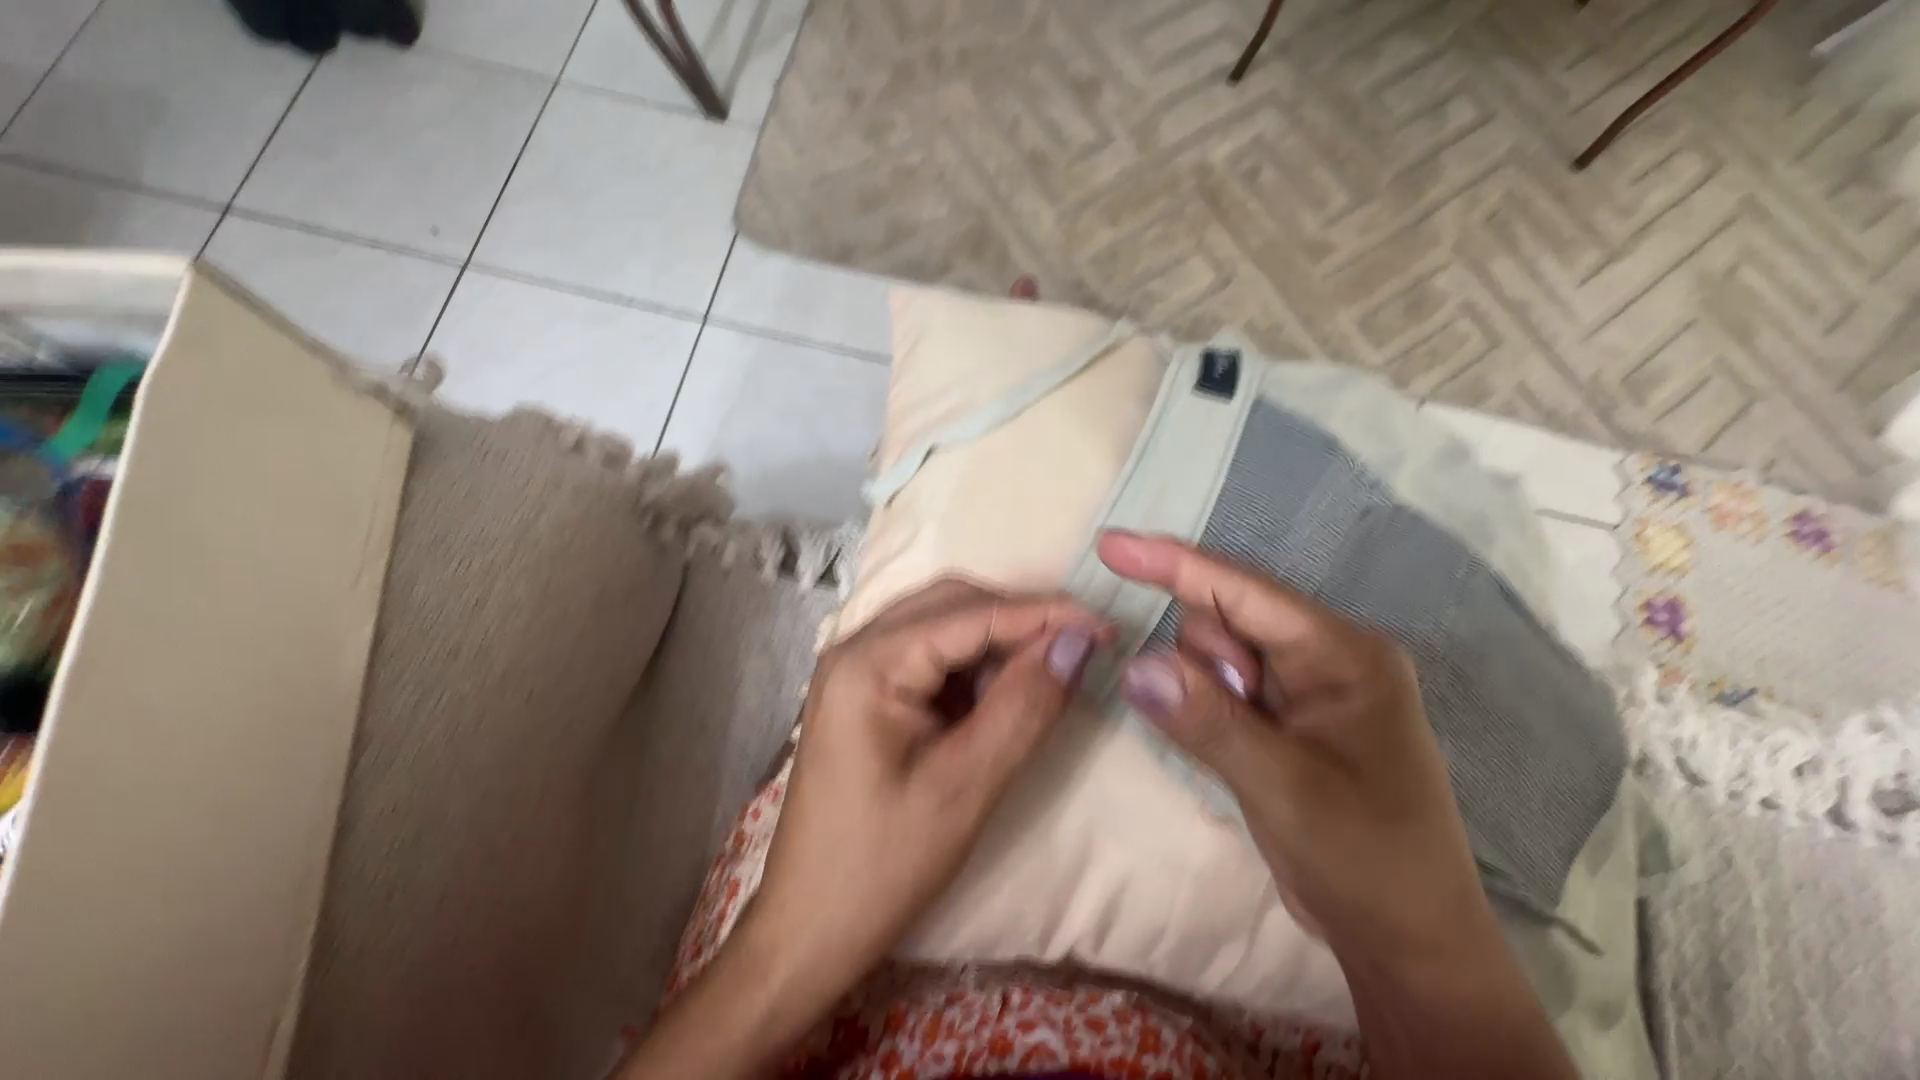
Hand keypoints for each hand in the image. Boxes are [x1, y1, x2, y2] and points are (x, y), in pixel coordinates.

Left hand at [746, 578, 1102, 1002]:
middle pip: (952, 604)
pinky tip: (1002, 692)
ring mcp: (853, 669)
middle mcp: (853, 647)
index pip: (971, 613)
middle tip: (1082, 648)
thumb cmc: (884, 863)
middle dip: (1020, 619)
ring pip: (941, 625)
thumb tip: (1079, 641)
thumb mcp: (967, 785)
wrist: (811, 925)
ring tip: (1049, 670)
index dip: (1044, 613)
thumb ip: (1025, 705)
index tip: (1108, 626)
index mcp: (868, 663)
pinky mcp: (862, 694)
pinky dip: (971, 665)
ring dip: (997, 640)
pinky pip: (927, 656)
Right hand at [1098, 531, 1495, 966]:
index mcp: (1344, 654)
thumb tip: (1137, 664)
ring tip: (1246, 757)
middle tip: (1236, 734)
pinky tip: (1228, 747)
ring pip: (1218, 656)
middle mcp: (1327, 658)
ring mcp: (1307, 691)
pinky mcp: (1287, 722)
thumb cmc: (1366, 858)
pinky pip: (1224, 691)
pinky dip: (1207, 708)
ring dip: (1207, 694)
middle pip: (1226, 620)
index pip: (1244, 592)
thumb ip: (1209, 722)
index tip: (1109, 544)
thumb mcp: (1284, 789)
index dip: (1173, 565)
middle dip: (1205, 662)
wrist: (1406, 938)